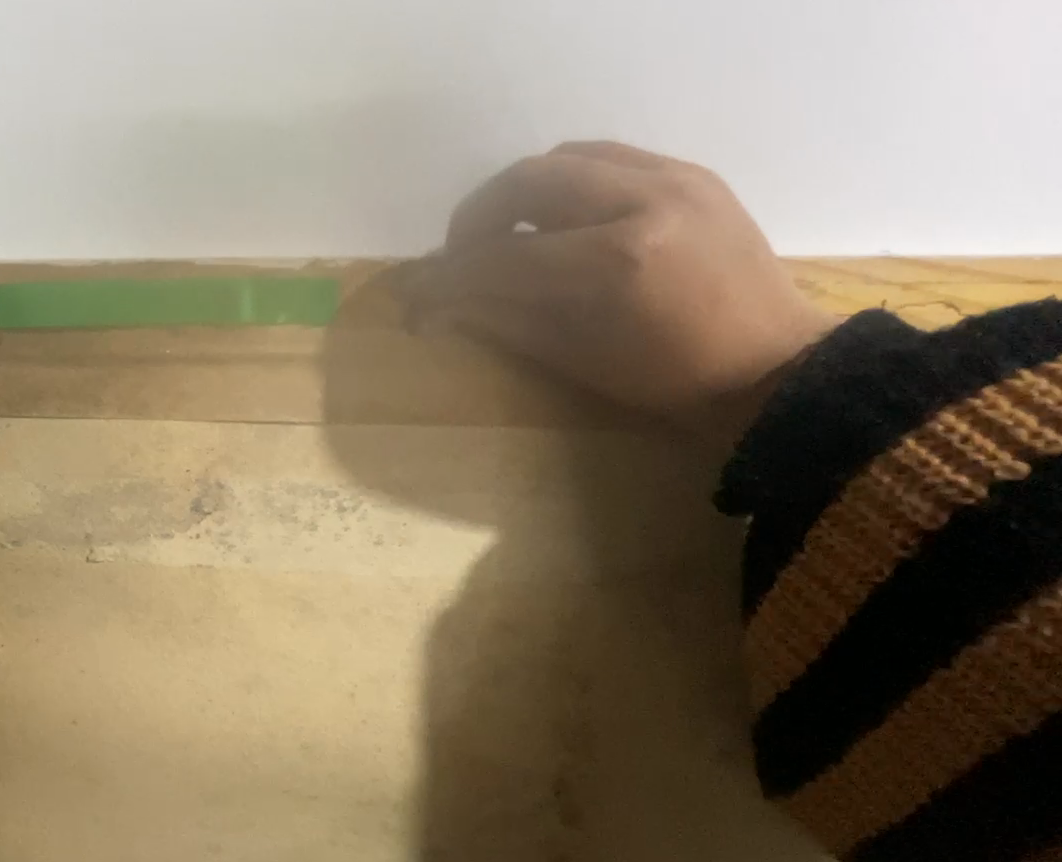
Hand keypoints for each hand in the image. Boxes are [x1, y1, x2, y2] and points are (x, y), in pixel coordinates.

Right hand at [402, 142, 840, 444]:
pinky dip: (563, 185)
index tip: (413, 295)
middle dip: (475, 219)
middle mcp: (644, 201)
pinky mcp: (690, 173)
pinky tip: (554, 223)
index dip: (446, 278)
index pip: (503, 258)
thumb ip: (500, 320)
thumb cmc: (666, 380)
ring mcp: (673, 178)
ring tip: (503, 237)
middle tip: (458, 257)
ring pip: (564, 158)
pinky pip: (606, 158)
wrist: (771, 366)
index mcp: (615, 262)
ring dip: (516, 195)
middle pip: (527, 181)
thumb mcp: (572, 357)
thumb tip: (437, 307)